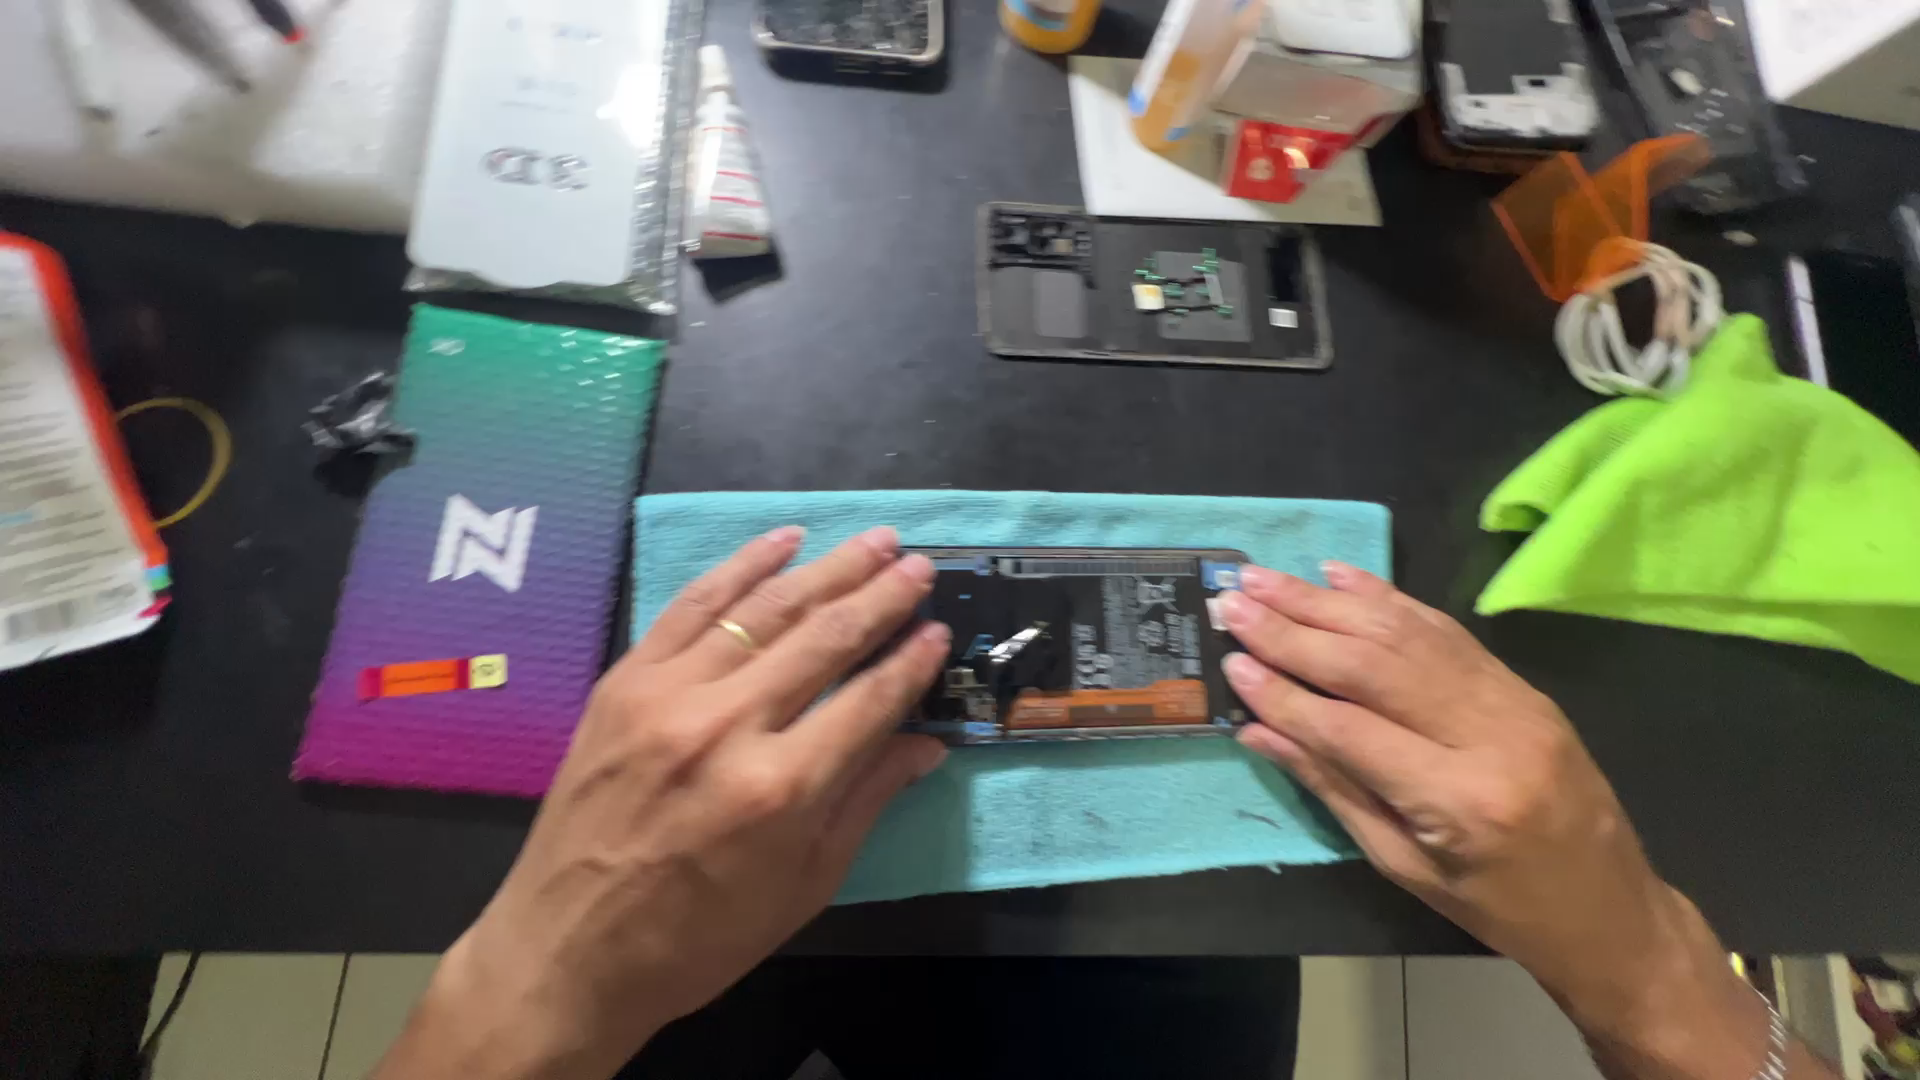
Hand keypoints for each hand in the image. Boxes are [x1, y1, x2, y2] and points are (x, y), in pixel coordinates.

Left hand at [380, 527, 949, 1079]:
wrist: (565, 954)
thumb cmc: (702, 934)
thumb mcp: (806, 883)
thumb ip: (868, 798)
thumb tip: (928, 742)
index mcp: (781, 788)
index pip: (869, 699)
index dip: (912, 661)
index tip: (940, 630)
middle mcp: (727, 726)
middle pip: (825, 638)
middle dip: (883, 597)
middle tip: (919, 565)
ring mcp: (669, 694)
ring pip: (766, 609)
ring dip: (829, 568)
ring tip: (875, 541)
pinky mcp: (626, 680)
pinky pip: (694, 605)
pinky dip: (744, 565)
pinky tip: (785, 540)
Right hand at [1218, 563, 1776, 1075]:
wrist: (1615, 913)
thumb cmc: (1497, 905)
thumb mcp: (1401, 863)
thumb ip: (1329, 785)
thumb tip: (1257, 728)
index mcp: (1458, 800)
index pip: (1346, 729)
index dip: (1281, 693)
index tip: (1228, 662)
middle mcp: (1487, 734)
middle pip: (1369, 665)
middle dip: (1290, 631)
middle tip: (1232, 603)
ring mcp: (1510, 699)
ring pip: (1400, 633)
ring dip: (1322, 601)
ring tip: (1264, 579)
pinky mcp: (1517, 682)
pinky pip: (1439, 627)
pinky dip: (1382, 594)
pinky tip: (1336, 575)